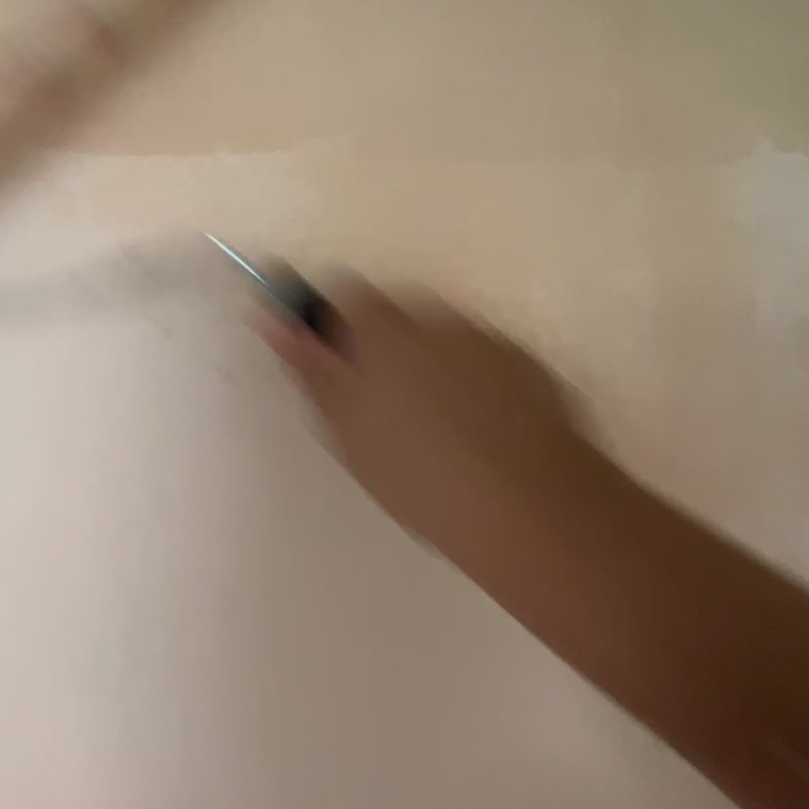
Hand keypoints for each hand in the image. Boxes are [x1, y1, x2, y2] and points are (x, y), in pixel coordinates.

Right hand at [258, 276, 621, 549]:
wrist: (534, 514)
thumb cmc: (420, 477)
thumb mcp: (347, 432)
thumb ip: (311, 369)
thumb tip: (274, 321)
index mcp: (382, 328)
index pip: (344, 293)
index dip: (335, 326)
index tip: (333, 364)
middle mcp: (437, 317)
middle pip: (396, 313)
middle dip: (383, 346)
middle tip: (381, 409)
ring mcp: (490, 340)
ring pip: (442, 337)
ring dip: (430, 363)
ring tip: (437, 430)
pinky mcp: (533, 366)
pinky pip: (486, 360)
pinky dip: (476, 382)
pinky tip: (481, 434)